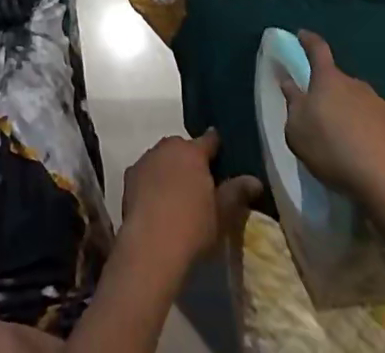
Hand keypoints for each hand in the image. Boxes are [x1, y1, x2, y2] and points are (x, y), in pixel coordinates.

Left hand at [120, 130, 261, 259]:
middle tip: (200, 182)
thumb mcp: (222, 213)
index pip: (210, 139)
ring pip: (163, 157)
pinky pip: (146, 172)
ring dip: (170, 168)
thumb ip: (237, 192)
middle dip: (191, 159)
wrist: (149, 247)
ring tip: (177, 193)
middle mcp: (168, 148)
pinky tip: (157, 201)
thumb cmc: (192, 227)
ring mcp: (145, 160)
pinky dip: (153, 180)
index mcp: (193, 151)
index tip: (222, 157)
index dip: (217, 147)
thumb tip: (255, 181)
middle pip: (183, 147)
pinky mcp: (129, 177)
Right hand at [279, 30, 384, 201]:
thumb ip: (293, 104)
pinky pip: (377, 124)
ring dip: (350, 115)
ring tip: (343, 142)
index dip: (308, 41)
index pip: (317, 49)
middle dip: (329, 92)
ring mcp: (382, 105)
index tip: (302, 35)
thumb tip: (290, 82)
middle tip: (319, 114)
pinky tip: (366, 156)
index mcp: (329, 80)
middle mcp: (357, 85)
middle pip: (339, 81)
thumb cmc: (333, 150)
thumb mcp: (297, 131)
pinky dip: (369, 133)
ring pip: (359, 103)